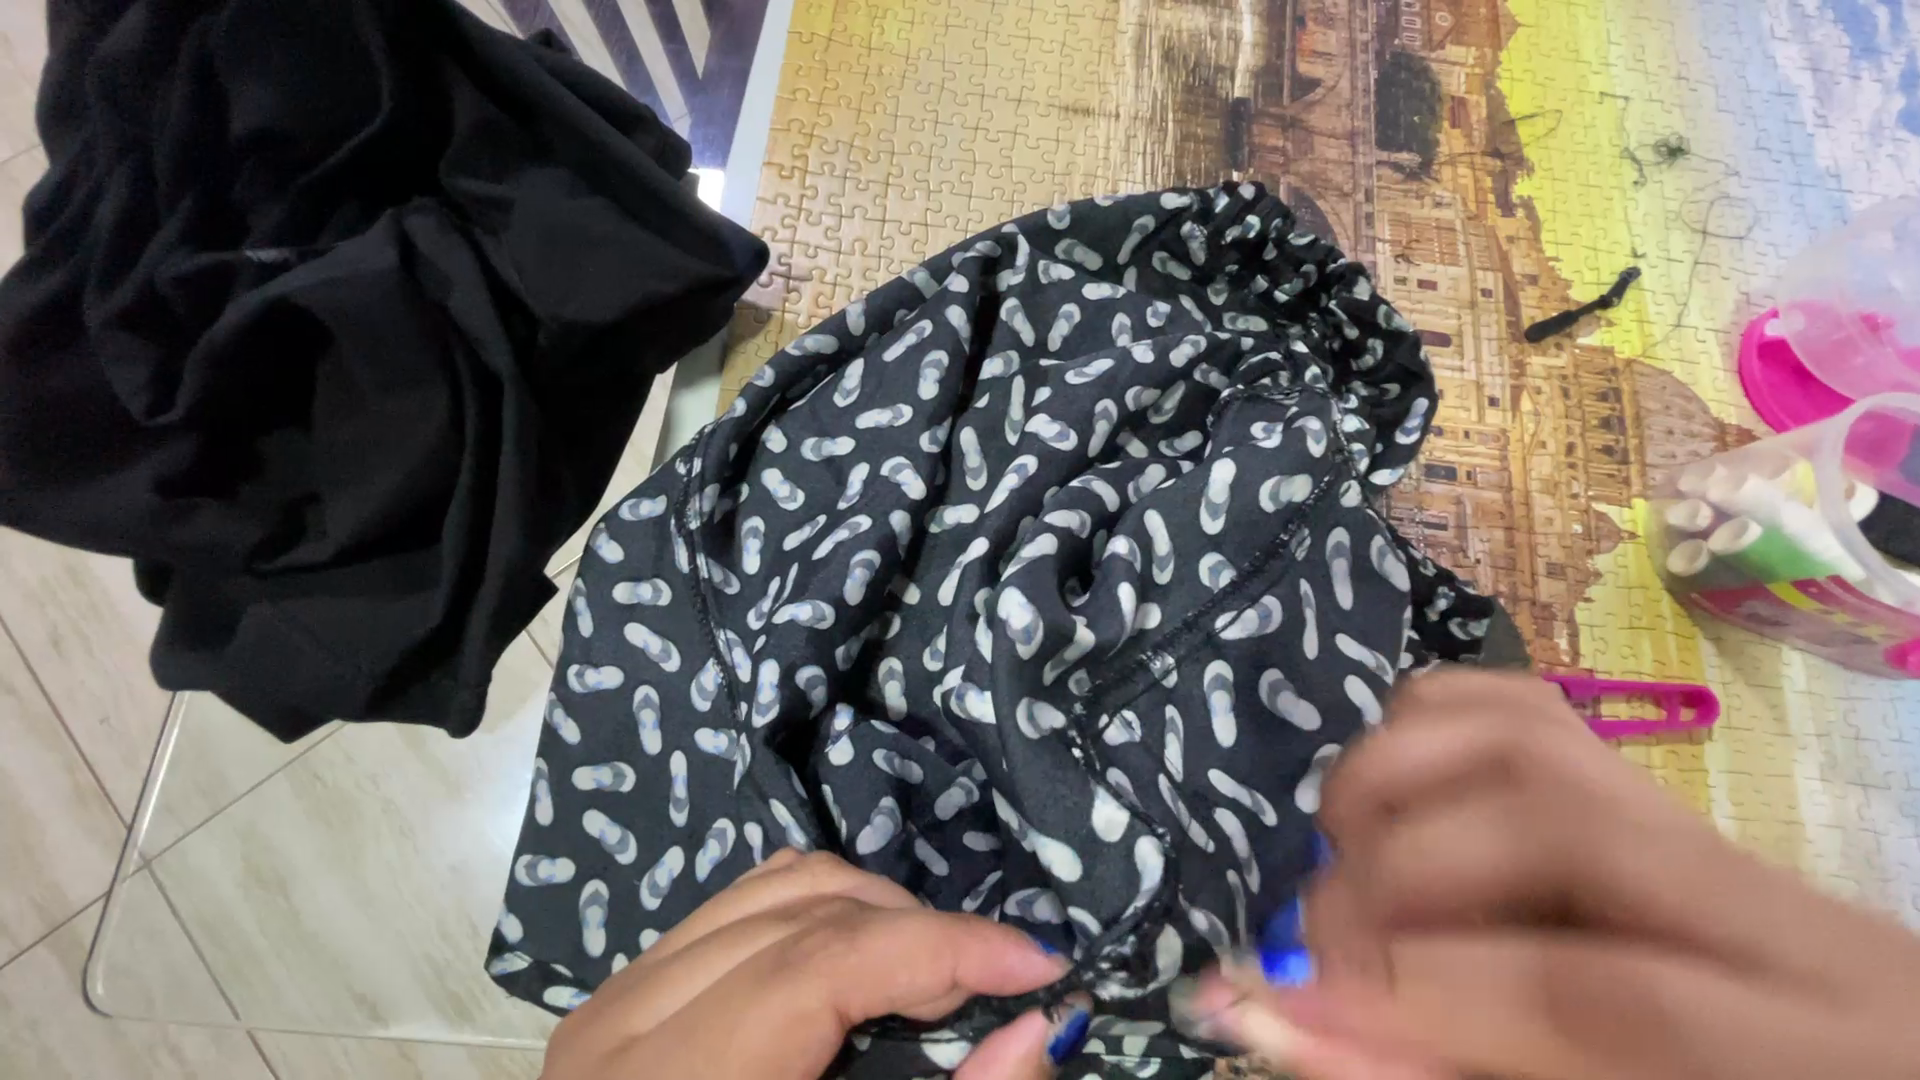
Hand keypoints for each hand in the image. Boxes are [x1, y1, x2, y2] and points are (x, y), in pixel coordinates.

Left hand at [540, 848, 1090, 1079]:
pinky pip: (747, 902)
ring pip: (781, 889)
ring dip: (875, 913)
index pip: (823, 964)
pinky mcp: (630, 987)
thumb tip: (1041, 1028)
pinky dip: (823, 909)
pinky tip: (860, 949)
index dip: (942, 948)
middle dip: (920, 934)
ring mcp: (621, 993)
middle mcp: (626, 1021)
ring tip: (930, 971)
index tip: (1038, 963)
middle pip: (809, 915)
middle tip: (991, 983)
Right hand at [1173, 670, 1919, 1079]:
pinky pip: (1511, 703)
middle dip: (1387, 871)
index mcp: (1821, 1050)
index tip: (1282, 992)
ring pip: (1520, 726)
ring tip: (1350, 856)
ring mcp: (1701, 822)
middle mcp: (1783, 910)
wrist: (1803, 1078)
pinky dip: (1418, 728)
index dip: (1414, 986)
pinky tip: (1390, 794)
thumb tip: (1270, 1012)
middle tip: (1316, 936)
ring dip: (1388, 777)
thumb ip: (1424, 1070)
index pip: (1601, 997)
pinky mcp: (1634, 778)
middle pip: (1547, 812)